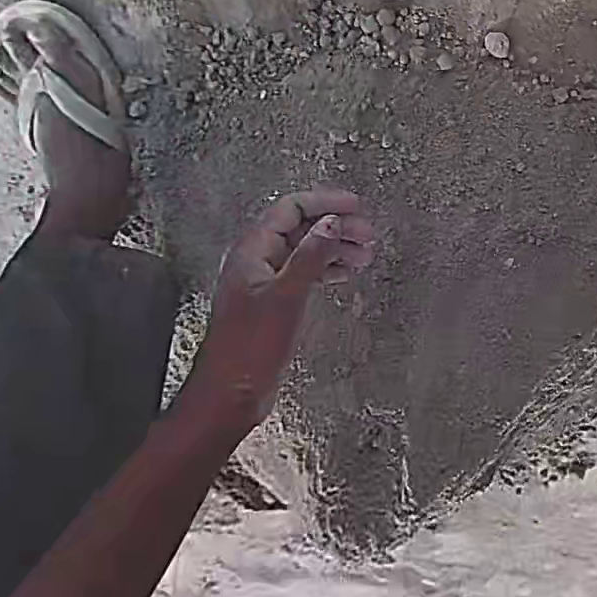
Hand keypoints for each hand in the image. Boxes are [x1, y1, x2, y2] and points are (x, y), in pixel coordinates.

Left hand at [184, 188, 374, 431]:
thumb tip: (333, 222)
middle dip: (336, 226)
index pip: (292, 208)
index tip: (355, 206)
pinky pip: (304, 270)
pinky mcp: (272, 300)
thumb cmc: (251, 347)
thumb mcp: (288, 295)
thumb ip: (311, 255)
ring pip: (305, 249)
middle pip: (301, 227)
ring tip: (364, 254)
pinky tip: (344, 273)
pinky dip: (327, 267)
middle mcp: (257, 259)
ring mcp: (264, 280)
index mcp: (253, 249)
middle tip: (367, 234)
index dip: (325, 202)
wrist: (230, 394)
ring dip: (335, 248)